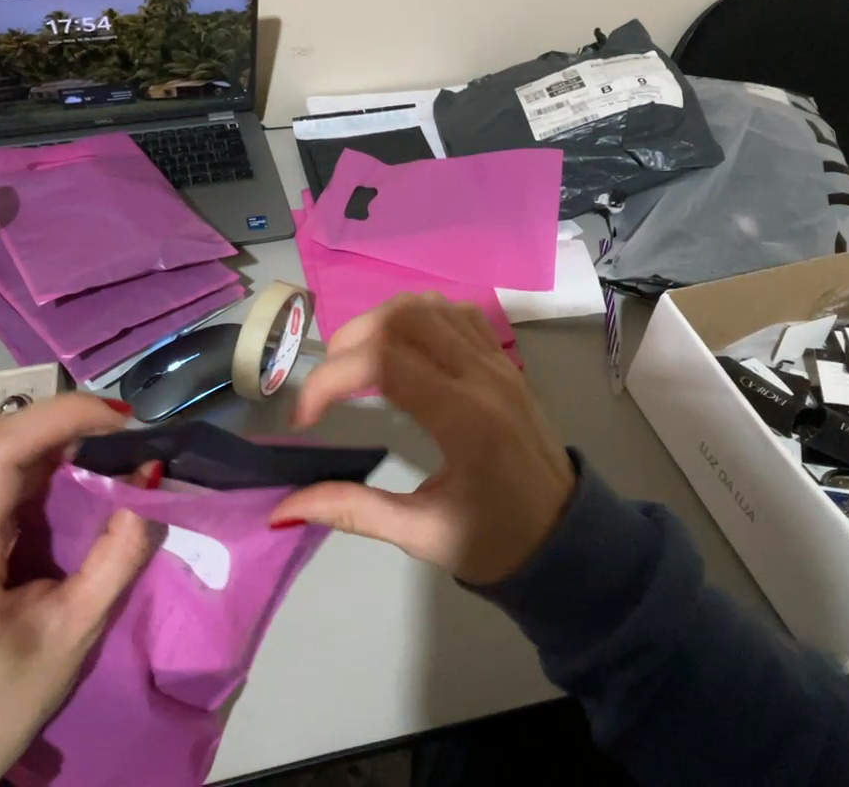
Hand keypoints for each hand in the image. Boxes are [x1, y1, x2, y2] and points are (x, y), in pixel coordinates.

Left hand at [0, 395, 157, 786]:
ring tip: (114, 475)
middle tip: (133, 447)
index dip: (61, 415)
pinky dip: (41, 487)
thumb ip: (118, 555)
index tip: (122, 417)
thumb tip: (151, 480)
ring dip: (60, 463)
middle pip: (2, 453)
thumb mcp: (73, 634)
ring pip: (0, 470)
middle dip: (73, 437)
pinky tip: (73, 507)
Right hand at [268, 293, 575, 585]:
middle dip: (349, 341)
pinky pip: (456, 314)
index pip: (385, 361)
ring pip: (429, 306)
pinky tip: (401, 350)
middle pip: (403, 318)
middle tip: (327, 387)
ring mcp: (498, 362)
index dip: (330, 378)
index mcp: (466, 420)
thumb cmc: (496, 542)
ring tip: (356, 363)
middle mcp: (483, 377)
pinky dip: (418, 318)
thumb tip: (282, 509)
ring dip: (381, 322)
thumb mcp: (422, 534)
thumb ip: (352, 511)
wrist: (567, 538)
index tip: (304, 418)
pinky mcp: (504, 362)